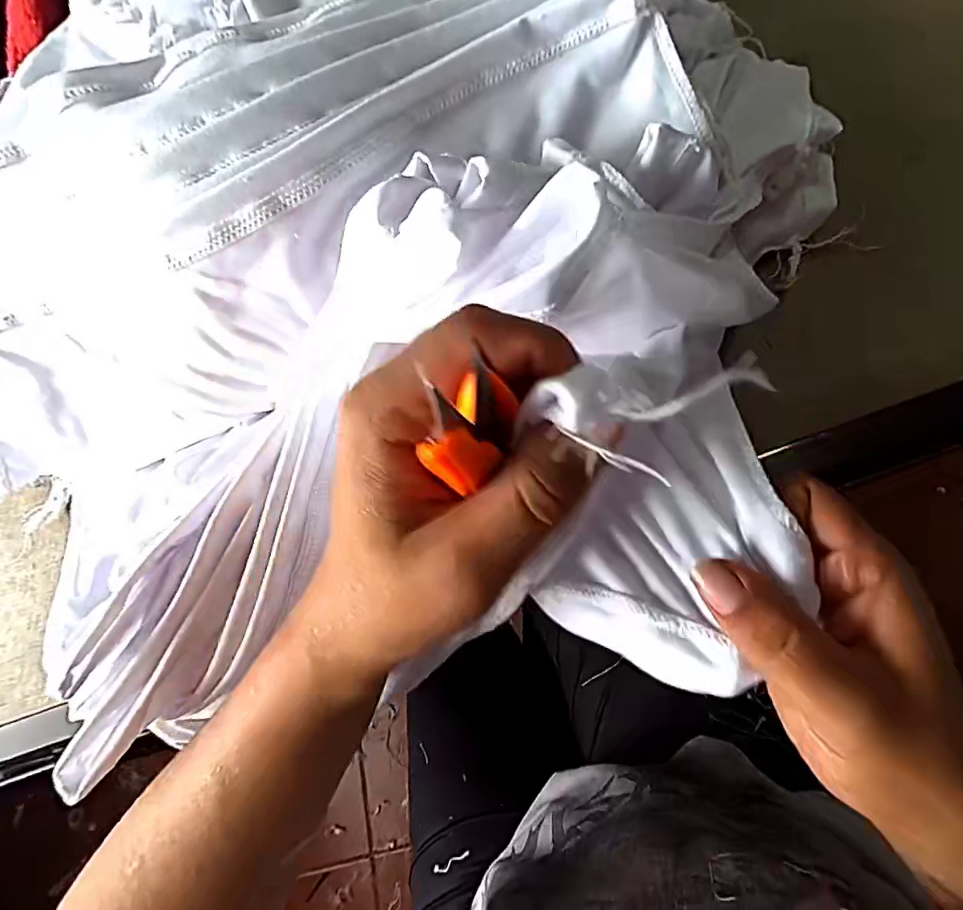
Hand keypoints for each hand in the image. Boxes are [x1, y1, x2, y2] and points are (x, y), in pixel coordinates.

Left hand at [295, 305, 596, 691]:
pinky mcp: (444, 424)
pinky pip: (506, 399)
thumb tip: (601, 427)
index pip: (474, 334)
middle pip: (495, 344)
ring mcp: (422, 404)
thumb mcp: (473, 558)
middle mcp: (401, 388)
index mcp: (388, 405)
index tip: (581, 409)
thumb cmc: (399, 599)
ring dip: (543, 409)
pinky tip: (529, 470)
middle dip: (547, 385)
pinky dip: (534, 426)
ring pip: (507, 369)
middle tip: (569, 444)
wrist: (361, 627)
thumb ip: (537, 492)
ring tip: (546, 467)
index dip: (539, 353)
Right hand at [694, 477, 962, 908]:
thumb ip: (773, 631)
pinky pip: (763, 611)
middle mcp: (843, 577)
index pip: (808, 500)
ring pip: (768, 571)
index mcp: (866, 567)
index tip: (706, 511)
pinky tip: (695, 616)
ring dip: (729, 576)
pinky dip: (734, 612)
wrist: (936, 822)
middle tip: (674, 545)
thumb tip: (708, 570)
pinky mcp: (805, 644)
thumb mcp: (837, 691)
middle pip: (782, 531)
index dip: (760, 498)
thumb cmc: (905, 752)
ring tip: (671, 573)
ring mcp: (823, 611)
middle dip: (733, 537)